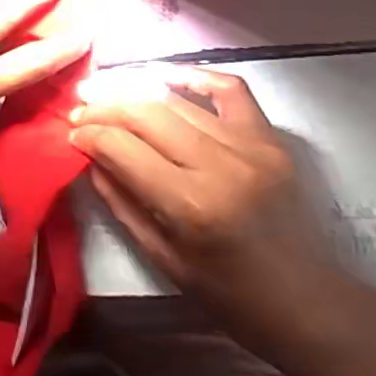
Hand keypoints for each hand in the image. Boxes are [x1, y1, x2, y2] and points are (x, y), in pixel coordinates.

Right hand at [68, 66, 340, 301]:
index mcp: (190, 205)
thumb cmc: (228, 294)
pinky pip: (230, 90)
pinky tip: (167, 77)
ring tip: (110, 92)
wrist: (304, 299)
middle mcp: (221, 165)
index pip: (124, 148)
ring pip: (180, 101)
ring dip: (137, 92)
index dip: (90, 135)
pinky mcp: (271, 139)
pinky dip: (196, 77)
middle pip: (148, 114)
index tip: (71, 133)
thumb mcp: (162, 257)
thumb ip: (122, 202)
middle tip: (82, 109)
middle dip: (106, 108)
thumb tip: (92, 158)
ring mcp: (252, 146)